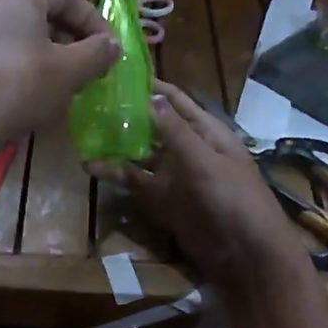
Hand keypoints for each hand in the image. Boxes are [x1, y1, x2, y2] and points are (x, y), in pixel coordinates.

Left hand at [0, 0, 116, 152]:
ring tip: (68, 81)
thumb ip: (97, 52)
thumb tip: (113, 45)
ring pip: (25, 35)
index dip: (93, 20)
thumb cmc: (21, 87)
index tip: (108, 48)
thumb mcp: (69, 70)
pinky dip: (27, 65)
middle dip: (72, 39)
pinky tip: (37, 91)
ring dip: (52, 54)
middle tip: (90, 66)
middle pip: (45, 13)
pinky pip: (6, 52)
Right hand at [89, 81, 299, 292]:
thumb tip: (150, 97)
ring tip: (84, 135)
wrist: (243, 253)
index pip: (176, 101)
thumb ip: (175, 131)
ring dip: (115, 146)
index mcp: (206, 132)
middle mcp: (187, 149)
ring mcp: (172, 175)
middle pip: (152, 126)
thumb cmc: (232, 199)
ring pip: (139, 154)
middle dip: (126, 115)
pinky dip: (114, 174)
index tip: (120, 74)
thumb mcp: (204, 161)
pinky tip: (90, 167)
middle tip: (91, 104)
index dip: (152, 87)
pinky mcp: (160, 199)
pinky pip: (134, 182)